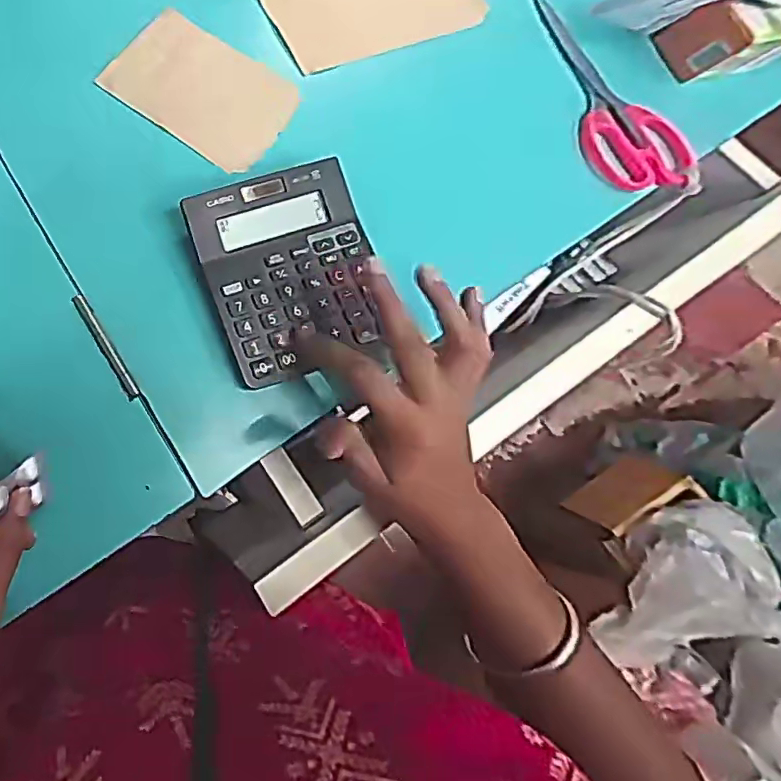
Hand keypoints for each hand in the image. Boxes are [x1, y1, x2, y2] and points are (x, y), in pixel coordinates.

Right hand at [295, 258, 491, 533]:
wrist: (455, 511)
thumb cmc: (406, 496)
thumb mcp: (368, 482)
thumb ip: (349, 450)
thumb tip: (329, 427)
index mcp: (406, 423)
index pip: (364, 376)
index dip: (331, 352)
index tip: (304, 334)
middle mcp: (436, 401)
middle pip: (412, 342)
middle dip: (388, 302)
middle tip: (371, 269)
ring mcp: (456, 393)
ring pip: (457, 340)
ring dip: (441, 301)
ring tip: (425, 269)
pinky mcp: (465, 390)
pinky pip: (477, 351)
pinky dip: (476, 320)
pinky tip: (471, 293)